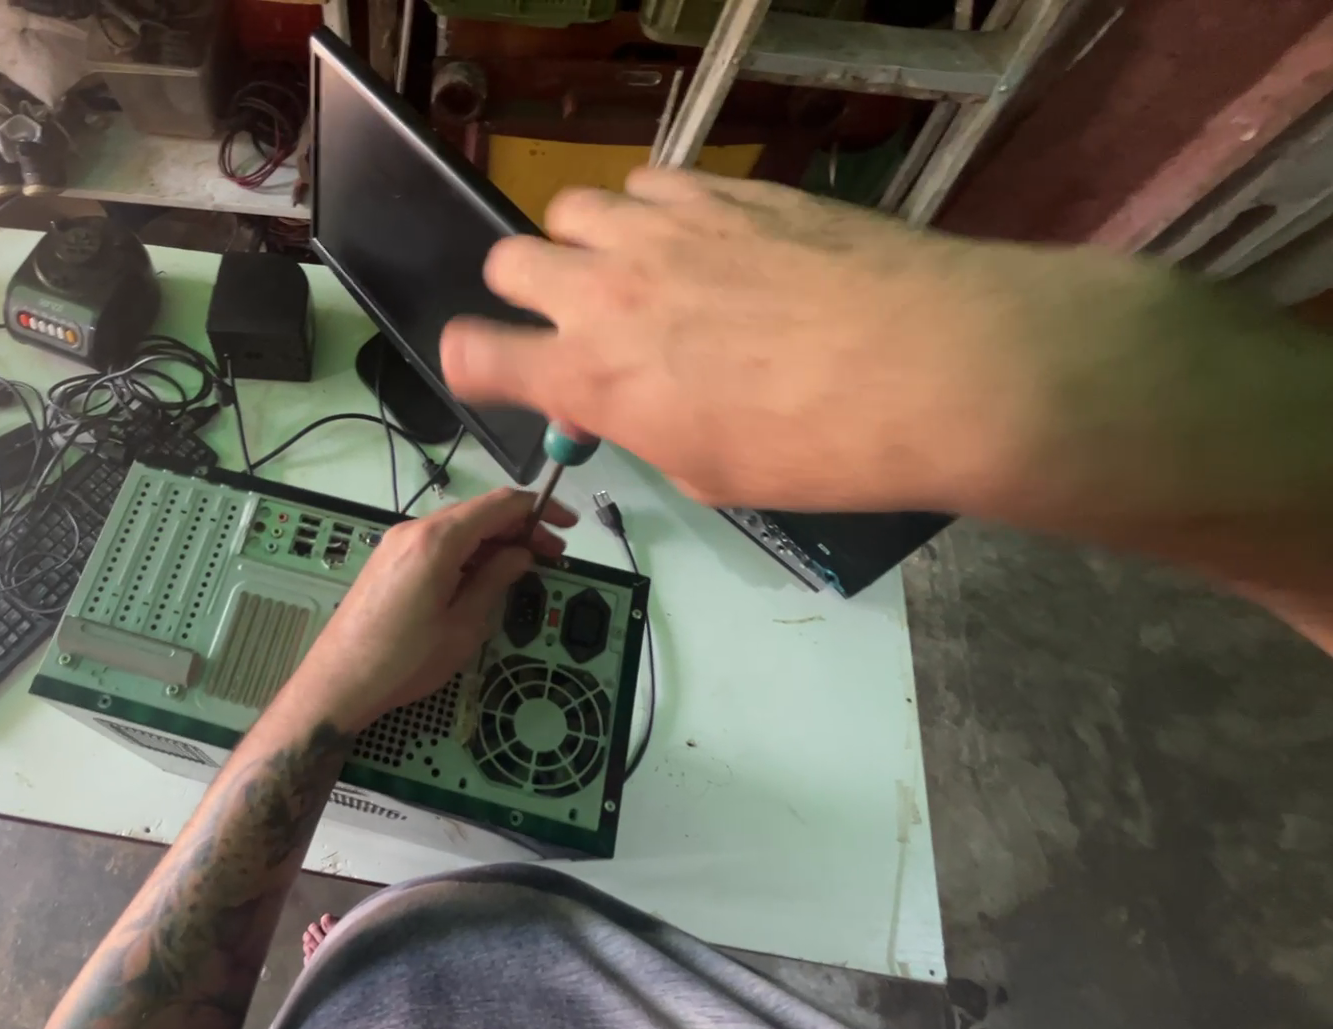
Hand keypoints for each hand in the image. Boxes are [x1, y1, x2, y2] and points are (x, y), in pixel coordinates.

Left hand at [286, 489, 576, 730]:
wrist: (339, 681)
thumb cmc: (404, 660)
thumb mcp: (463, 625)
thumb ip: (495, 580)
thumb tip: (520, 555)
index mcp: (437, 541)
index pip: (500, 504)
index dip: (539, 510)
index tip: (567, 527)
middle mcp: (414, 530)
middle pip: (479, 513)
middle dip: (519, 530)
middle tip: (551, 558)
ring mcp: (396, 543)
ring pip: (458, 528)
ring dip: (493, 542)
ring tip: (520, 570)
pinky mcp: (387, 559)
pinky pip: (436, 543)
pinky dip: (466, 552)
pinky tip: (482, 577)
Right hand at [439, 166, 1186, 525]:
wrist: (936, 369)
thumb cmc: (809, 450)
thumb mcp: (698, 470)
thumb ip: (635, 426)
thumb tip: (618, 401)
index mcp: (588, 376)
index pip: (472, 353)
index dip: (467, 361)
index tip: (490, 369)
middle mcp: (603, 294)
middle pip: (506, 261)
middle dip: (523, 292)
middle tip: (569, 316)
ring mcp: (659, 231)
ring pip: (569, 209)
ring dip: (582, 244)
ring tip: (629, 268)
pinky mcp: (721, 192)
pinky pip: (646, 182)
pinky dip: (647, 211)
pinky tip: (689, 238)